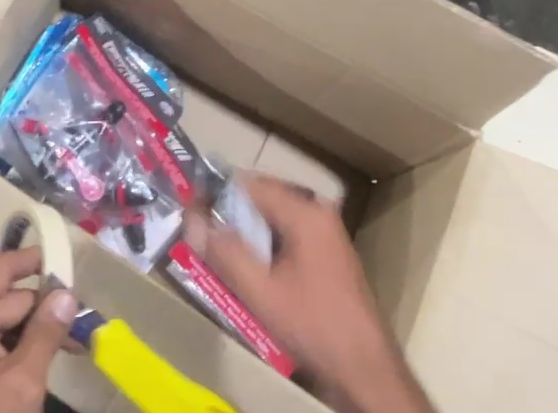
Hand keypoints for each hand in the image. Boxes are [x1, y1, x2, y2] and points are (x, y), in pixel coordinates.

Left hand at [0, 246, 77, 412]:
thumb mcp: (22, 381)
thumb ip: (45, 333)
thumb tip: (67, 293)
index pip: (2, 269)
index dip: (35, 260)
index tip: (69, 256)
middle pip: (9, 298)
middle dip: (47, 306)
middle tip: (87, 317)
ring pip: (8, 323)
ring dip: (40, 329)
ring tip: (79, 341)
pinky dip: (25, 348)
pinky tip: (56, 355)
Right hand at [186, 174, 433, 412]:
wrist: (366, 373)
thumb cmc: (313, 327)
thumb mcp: (260, 291)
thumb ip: (223, 251)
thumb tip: (191, 219)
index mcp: (305, 212)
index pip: (248, 183)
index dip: (215, 194)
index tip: (190, 212)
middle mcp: (319, 213)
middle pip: (261, 199)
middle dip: (230, 216)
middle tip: (201, 235)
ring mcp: (328, 235)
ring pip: (273, 220)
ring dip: (246, 234)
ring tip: (220, 255)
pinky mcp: (330, 256)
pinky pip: (286, 236)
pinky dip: (265, 247)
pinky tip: (251, 273)